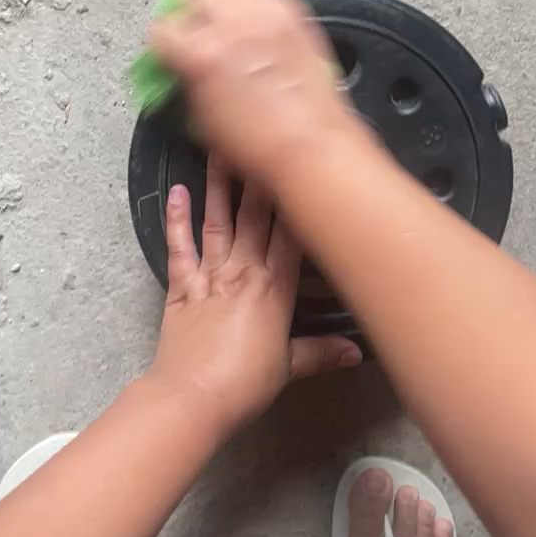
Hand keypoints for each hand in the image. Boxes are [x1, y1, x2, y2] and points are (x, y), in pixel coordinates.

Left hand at [145, 157, 361, 433]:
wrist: (193, 398)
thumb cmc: (245, 383)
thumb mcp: (289, 367)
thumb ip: (322, 353)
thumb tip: (358, 352)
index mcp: (276, 288)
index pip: (290, 235)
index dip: (295, 200)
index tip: (299, 167)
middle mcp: (245, 271)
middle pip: (255, 216)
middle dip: (259, 177)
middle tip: (261, 138)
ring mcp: (211, 274)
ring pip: (219, 220)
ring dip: (220, 184)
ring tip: (221, 149)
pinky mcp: (182, 284)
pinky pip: (180, 245)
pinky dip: (177, 218)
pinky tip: (178, 191)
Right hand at [148, 0, 371, 184]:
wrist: (311, 145)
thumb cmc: (260, 144)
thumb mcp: (201, 117)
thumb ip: (186, 78)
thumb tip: (182, 65)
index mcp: (201, 52)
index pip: (163, 27)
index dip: (163, 41)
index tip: (170, 48)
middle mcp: (232, 24)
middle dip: (193, 7)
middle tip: (197, 28)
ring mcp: (266, 14)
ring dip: (226, 1)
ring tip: (229, 26)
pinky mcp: (294, 15)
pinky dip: (257, 7)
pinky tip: (258, 30)